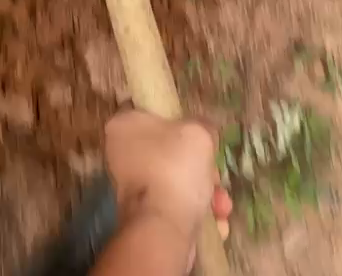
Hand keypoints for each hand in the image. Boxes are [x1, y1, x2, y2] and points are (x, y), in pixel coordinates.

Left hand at [102, 110, 232, 245]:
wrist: (162, 227)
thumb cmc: (174, 168)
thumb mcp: (197, 133)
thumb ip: (202, 125)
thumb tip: (204, 131)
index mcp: (122, 124)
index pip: (152, 114)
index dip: (180, 124)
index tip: (200, 138)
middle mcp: (121, 152)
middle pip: (170, 151)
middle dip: (201, 167)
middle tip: (215, 175)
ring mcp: (132, 185)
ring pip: (178, 181)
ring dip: (206, 192)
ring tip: (220, 204)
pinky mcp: (145, 213)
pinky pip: (176, 205)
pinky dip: (198, 213)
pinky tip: (216, 220)